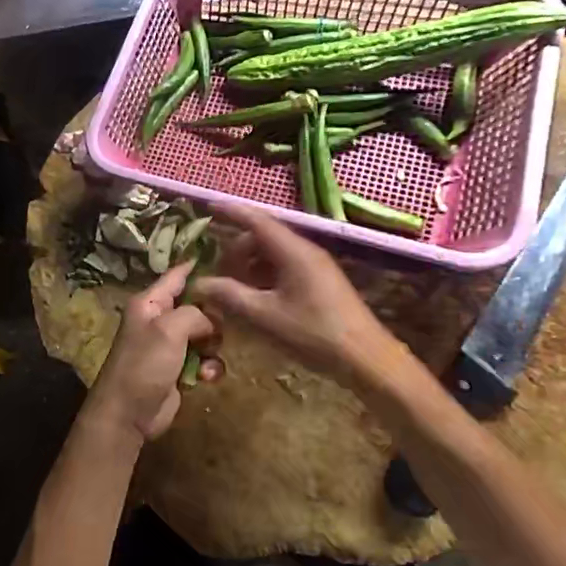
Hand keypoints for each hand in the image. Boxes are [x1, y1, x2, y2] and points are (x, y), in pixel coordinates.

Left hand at [86, 261, 220, 440]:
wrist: (128, 413)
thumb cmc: (144, 364)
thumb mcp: (169, 329)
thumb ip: (195, 313)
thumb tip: (211, 320)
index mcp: (149, 303)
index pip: (177, 275)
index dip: (199, 266)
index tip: (229, 258)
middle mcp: (159, 320)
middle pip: (198, 305)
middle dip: (214, 317)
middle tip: (221, 326)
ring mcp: (170, 345)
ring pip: (206, 334)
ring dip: (214, 346)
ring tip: (209, 356)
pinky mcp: (180, 369)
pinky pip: (205, 359)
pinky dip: (210, 367)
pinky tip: (207, 378)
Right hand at [193, 204, 425, 397]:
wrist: (366, 359)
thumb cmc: (314, 333)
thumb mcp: (264, 315)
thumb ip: (229, 295)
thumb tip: (199, 282)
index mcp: (293, 251)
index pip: (257, 220)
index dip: (231, 212)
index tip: (208, 206)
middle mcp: (305, 251)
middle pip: (263, 237)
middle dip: (237, 249)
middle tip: (218, 272)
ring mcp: (315, 267)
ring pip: (274, 253)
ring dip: (250, 264)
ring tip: (234, 288)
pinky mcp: (320, 282)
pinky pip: (285, 267)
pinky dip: (264, 275)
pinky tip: (256, 298)